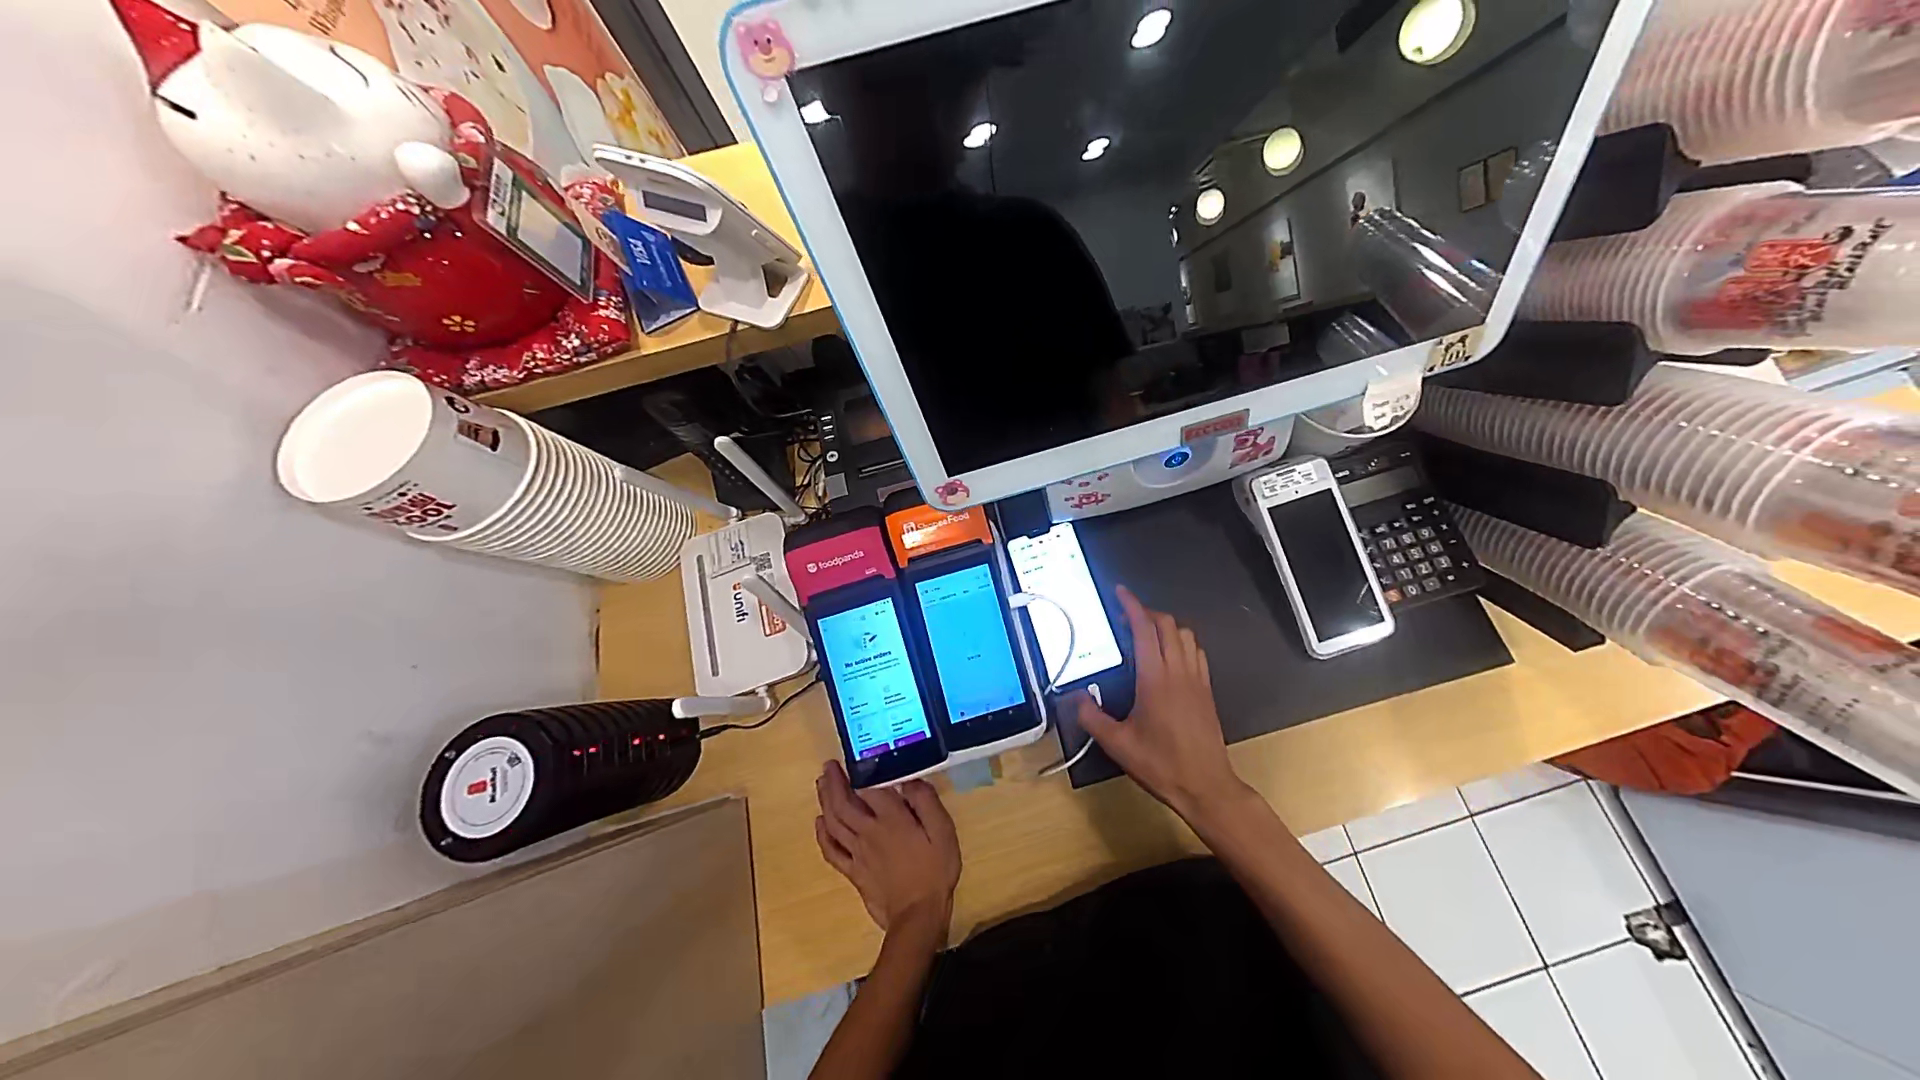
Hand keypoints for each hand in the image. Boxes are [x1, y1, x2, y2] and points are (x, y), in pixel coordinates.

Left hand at [815, 761, 961, 932]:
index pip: (869, 787)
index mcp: (891, 819)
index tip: (855, 757)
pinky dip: (822, 834)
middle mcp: (869, 831)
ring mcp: (857, 852)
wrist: (919, 916)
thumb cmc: (935, 871)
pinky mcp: (853, 872)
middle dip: (834, 782)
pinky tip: (819, 823)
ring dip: (824, 800)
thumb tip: (909, 781)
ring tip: (821, 784)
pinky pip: (832, 850)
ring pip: (833, 822)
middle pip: (843, 802)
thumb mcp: (942, 831)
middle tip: (828, 766)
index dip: (860, 770)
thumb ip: (926, 802)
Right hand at [1070, 586, 1249, 821]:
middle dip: (1146, 612)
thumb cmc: (1160, 764)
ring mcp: (1197, 680)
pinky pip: (1196, 652)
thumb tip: (1075, 697)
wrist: (1206, 786)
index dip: (1131, 606)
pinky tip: (1168, 656)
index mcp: (1155, 679)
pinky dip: (1181, 642)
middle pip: (1167, 624)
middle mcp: (1179, 672)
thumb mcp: (1117, 744)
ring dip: (1165, 625)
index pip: (1144, 628)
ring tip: (1145, 633)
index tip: (1120, 593)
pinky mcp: (1207, 691)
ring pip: (1185, 635)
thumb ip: (1091, 717)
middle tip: (1125, 616)